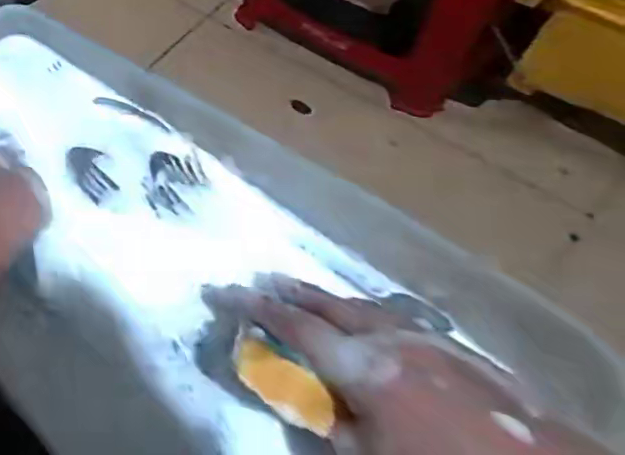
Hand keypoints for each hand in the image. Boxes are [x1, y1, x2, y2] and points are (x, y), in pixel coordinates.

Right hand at [207, 277, 609, 454]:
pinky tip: (387, 328)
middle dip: (296, 292)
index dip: (250, 304)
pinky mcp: (480, 364)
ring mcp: (439, 347)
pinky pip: (416, 327)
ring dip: (340, 302)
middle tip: (268, 280)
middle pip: (333, 305)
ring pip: (376, 310)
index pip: (289, 322)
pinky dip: (385, 320)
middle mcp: (391, 341)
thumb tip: (293, 389)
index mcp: (358, 361)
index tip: (220, 291)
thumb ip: (325, 419)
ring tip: (322, 299)